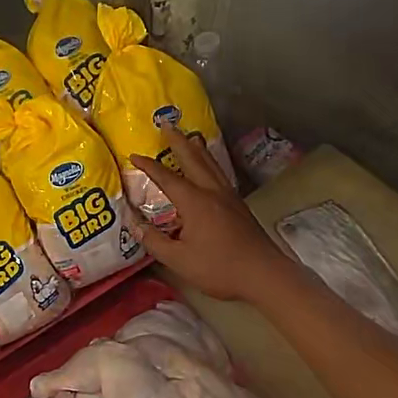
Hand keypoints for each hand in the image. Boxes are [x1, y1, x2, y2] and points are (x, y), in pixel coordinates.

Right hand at [130, 126, 295, 302]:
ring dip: (197, 148)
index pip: (167, 178)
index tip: (134, 155)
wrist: (263, 273)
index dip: (149, 166)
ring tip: (189, 137)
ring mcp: (229, 196)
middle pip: (193, 159)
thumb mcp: (179, 260)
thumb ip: (155, 241)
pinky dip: (210, 163)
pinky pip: (220, 174)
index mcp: (195, 202)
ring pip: (211, 164)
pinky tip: (210, 169)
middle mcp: (213, 191)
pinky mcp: (240, 205)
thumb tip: (134, 225)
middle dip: (178, 141)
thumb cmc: (219, 268)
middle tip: (166, 124)